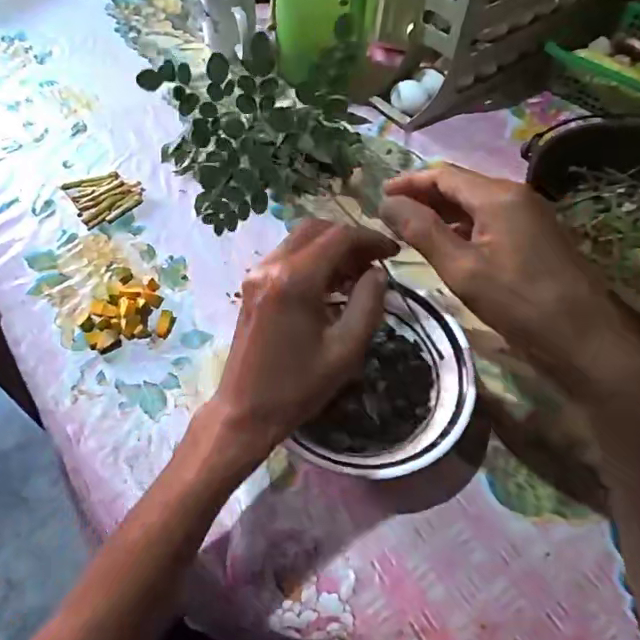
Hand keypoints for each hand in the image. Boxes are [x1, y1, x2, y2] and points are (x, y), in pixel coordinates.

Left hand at [199, 219, 398, 466]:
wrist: (245, 409)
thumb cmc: (298, 386)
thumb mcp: (346, 350)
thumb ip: (368, 304)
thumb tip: (378, 272)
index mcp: (294, 280)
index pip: (339, 236)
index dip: (370, 238)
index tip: (394, 251)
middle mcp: (271, 267)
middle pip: (316, 229)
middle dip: (349, 239)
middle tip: (375, 263)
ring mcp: (256, 274)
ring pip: (299, 240)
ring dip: (330, 248)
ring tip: (357, 276)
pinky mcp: (251, 286)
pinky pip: (286, 257)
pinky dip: (311, 260)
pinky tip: (330, 286)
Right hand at [378, 165, 639, 390]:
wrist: (586, 339)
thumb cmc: (520, 302)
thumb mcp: (461, 269)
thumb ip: (421, 231)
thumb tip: (386, 203)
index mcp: (498, 196)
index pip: (442, 175)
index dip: (407, 183)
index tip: (377, 197)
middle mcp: (515, 195)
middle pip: (459, 185)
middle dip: (421, 197)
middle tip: (387, 215)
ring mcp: (529, 215)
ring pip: (473, 203)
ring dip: (440, 212)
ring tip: (407, 230)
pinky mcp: (535, 236)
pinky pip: (489, 219)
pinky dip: (461, 226)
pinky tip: (443, 245)